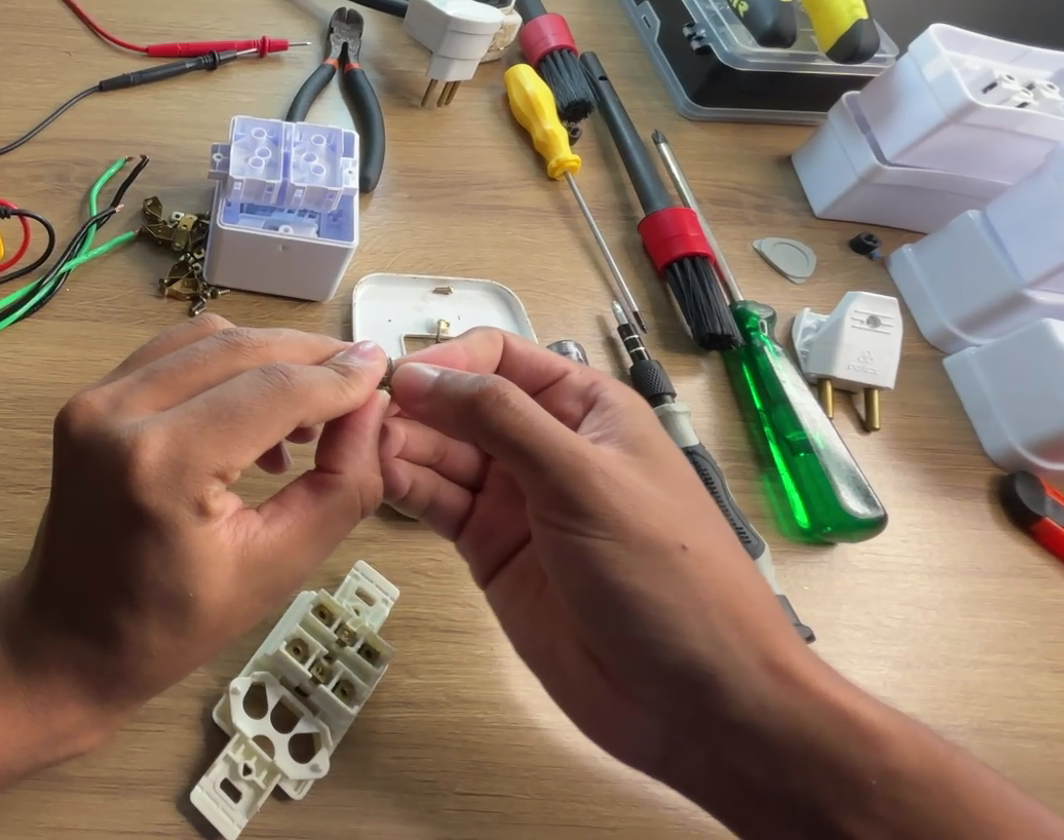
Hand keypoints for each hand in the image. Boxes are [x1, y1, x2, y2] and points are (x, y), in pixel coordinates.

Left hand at [0, 315, 389, 729]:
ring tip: (303, 413)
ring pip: (205, 339)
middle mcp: (118, 412)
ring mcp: (94, 398)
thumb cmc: (170, 624)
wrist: (67, 635)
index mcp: (162, 464)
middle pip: (239, 348)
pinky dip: (224, 366)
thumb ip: (339, 485)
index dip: (337, 377)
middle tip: (355, 382)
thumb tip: (370, 408)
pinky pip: (173, 354)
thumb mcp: (276, 568)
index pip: (273, 390)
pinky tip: (251, 417)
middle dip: (307, 355)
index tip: (382, 370)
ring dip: (266, 357)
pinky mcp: (89, 397)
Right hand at [376, 329, 812, 777]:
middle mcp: (541, 444)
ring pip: (438, 451)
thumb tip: (417, 374)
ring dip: (401, 446)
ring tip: (366, 452)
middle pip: (458, 404)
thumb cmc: (663, 576)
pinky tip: (378, 480)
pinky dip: (404, 487)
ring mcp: (510, 496)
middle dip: (415, 407)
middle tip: (366, 422)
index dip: (448, 362)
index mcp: (582, 410)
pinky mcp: (486, 543)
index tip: (401, 381)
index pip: (499, 358)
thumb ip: (498, 418)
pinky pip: (434, 499)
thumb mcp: (582, 480)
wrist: (697, 706)